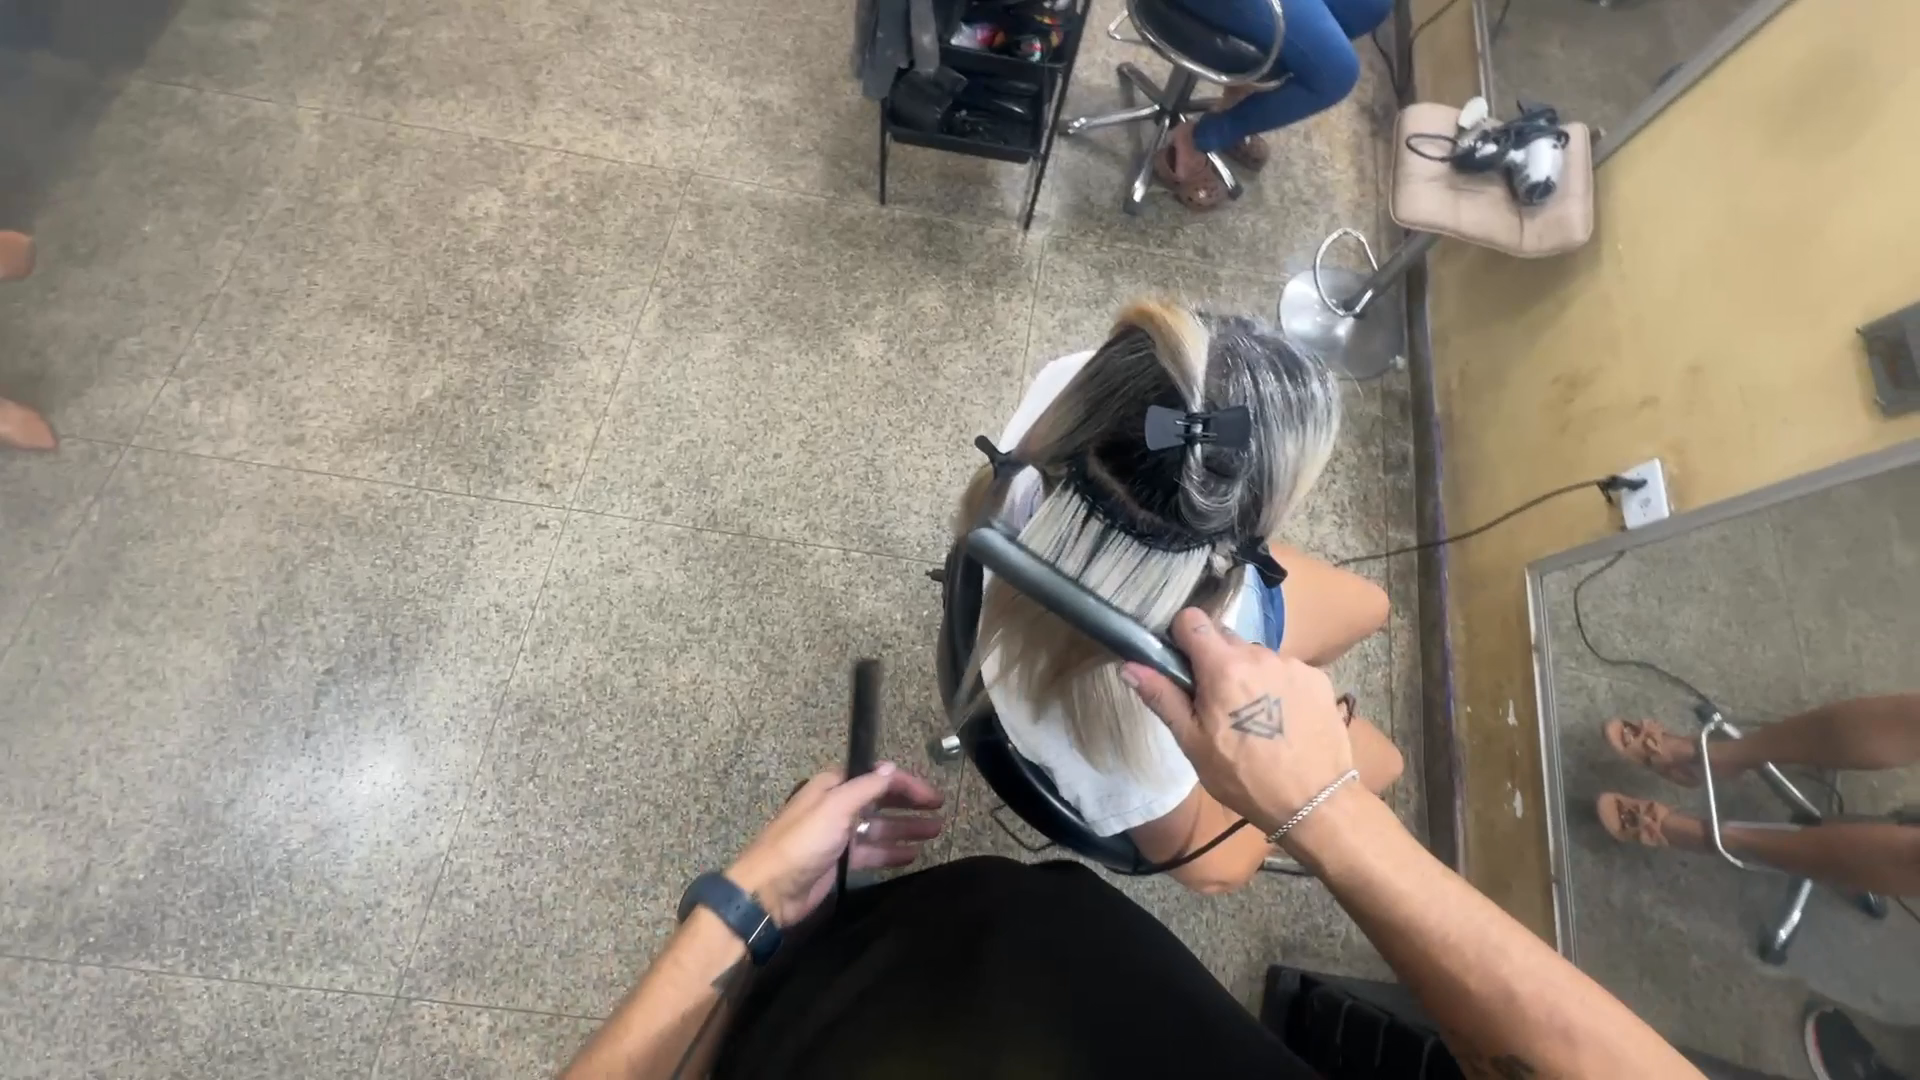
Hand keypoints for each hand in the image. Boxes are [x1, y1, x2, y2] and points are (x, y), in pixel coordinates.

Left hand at [725, 763, 944, 925]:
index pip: (877, 778)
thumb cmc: (802, 842)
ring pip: (879, 828)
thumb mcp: (835, 807)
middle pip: (881, 801)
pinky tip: (913, 855)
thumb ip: (866, 787)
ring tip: (935, 832)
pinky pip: (871, 853)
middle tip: (939, 811)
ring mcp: (838, 835)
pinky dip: (892, 852)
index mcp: (832, 786)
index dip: (906, 784)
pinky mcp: (839, 863)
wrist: (770, 891)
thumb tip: (891, 768)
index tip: (932, 796)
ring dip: (906, 829)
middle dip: (910, 805)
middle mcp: (837, 806)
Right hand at [1122, 608, 1354, 844]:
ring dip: (1246, 673)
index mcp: (1223, 667)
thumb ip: (1162, 697)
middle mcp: (1259, 655)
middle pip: (1224, 638)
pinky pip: (1284, 669)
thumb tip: (1129, 666)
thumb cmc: (1243, 777)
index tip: (1181, 662)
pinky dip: (1276, 685)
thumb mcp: (1192, 742)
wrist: (1316, 804)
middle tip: (1215, 701)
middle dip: (1214, 660)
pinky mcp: (1318, 678)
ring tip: (1253, 716)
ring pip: (1255, 655)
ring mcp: (1292, 665)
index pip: (1193, 619)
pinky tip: (1281, 719)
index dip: (1181, 635)